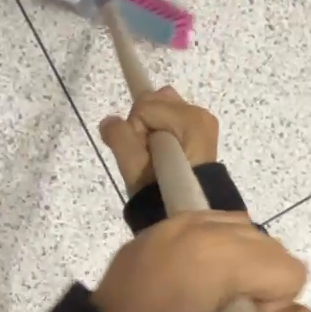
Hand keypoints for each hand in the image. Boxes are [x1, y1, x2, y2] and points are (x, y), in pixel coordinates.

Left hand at [92, 213, 310, 311]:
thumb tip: (296, 310)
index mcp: (218, 256)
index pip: (290, 271)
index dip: (272, 310)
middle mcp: (193, 227)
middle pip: (266, 245)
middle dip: (255, 283)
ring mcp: (166, 226)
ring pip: (237, 231)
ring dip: (233, 265)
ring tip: (200, 304)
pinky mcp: (147, 235)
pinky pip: (201, 229)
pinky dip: (205, 253)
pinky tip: (185, 288)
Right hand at [98, 87, 218, 194]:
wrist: (185, 211)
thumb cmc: (159, 189)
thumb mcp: (134, 165)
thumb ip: (118, 137)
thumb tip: (108, 122)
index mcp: (189, 119)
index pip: (144, 106)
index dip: (133, 129)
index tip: (140, 153)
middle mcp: (199, 114)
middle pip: (155, 99)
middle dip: (143, 123)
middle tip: (146, 153)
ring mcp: (202, 121)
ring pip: (162, 106)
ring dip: (151, 126)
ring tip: (155, 154)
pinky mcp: (200, 130)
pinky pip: (171, 116)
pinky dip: (161, 129)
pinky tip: (163, 151)